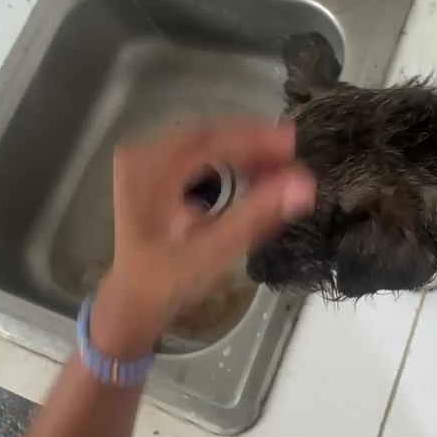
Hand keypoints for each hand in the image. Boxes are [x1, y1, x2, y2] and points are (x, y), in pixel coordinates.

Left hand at [91, 122, 315, 356]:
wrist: (133, 299)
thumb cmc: (167, 281)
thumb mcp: (213, 251)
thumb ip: (256, 215)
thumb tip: (304, 185)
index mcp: (146, 170)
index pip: (206, 140)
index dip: (252, 138)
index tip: (291, 142)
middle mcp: (141, 156)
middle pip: (207, 137)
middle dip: (252, 143)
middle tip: (293, 153)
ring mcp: (145, 161)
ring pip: (205, 144)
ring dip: (243, 151)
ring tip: (281, 162)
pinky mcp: (154, 170)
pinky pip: (198, 154)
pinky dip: (227, 160)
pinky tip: (254, 170)